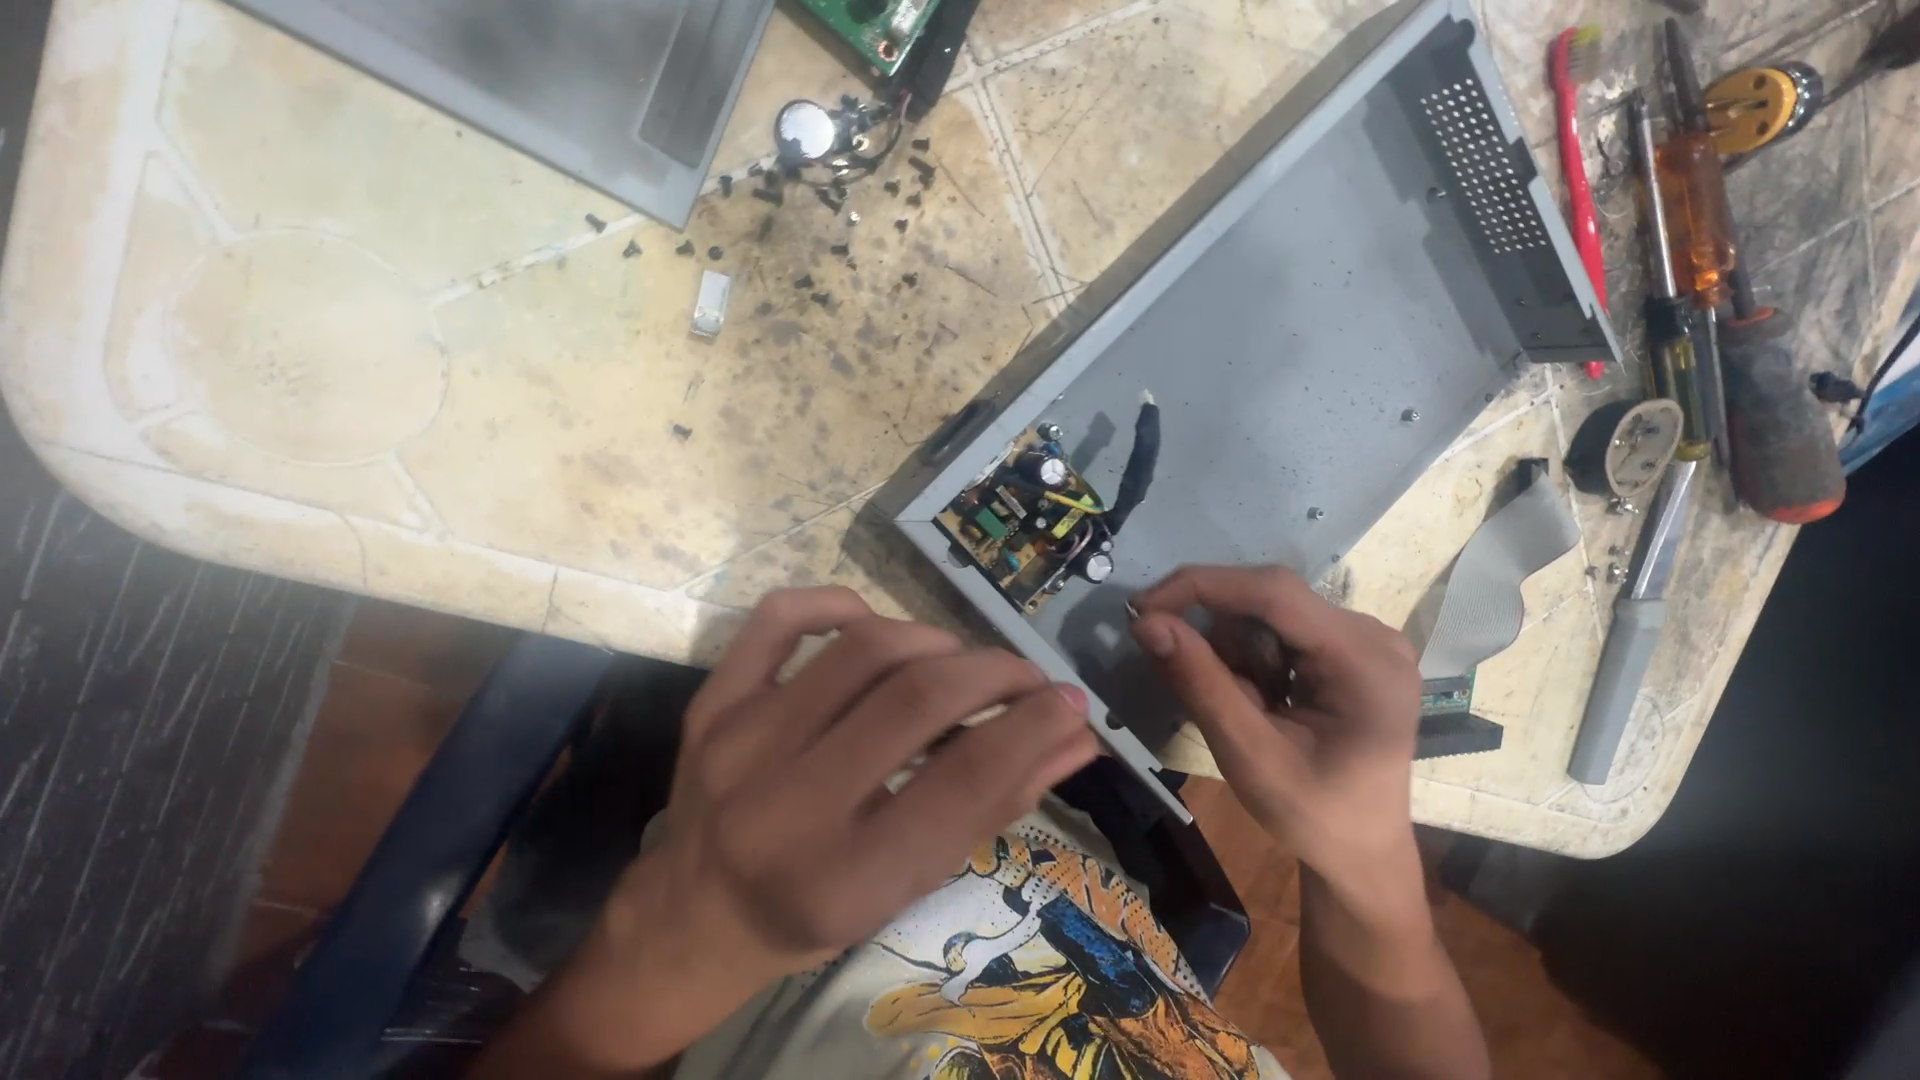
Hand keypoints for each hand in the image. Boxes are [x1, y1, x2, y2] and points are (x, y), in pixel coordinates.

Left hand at [491, 587, 1099, 1075]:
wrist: (696, 912)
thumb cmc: (814, 914)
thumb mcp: (908, 886)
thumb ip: (992, 808)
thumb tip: (1074, 738)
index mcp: (843, 876)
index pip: (961, 780)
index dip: (1031, 729)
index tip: (1070, 703)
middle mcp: (783, 804)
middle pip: (913, 699)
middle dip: (991, 674)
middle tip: (1025, 677)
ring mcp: (738, 742)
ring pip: (859, 648)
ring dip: (932, 642)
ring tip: (959, 663)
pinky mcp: (711, 702)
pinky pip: (779, 618)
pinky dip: (838, 603)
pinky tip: (874, 623)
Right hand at [1129, 565, 1422, 878]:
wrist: (1360, 852)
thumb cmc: (1312, 814)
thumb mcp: (1249, 755)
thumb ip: (1200, 683)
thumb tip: (1146, 622)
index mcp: (1365, 660)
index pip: (1275, 593)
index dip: (1203, 586)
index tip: (1143, 607)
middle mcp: (1372, 635)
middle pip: (1270, 600)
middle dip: (1221, 637)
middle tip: (1194, 684)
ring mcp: (1363, 639)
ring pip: (1268, 614)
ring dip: (1237, 654)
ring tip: (1247, 711)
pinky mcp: (1349, 647)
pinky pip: (1280, 629)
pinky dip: (1252, 660)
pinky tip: (1263, 702)